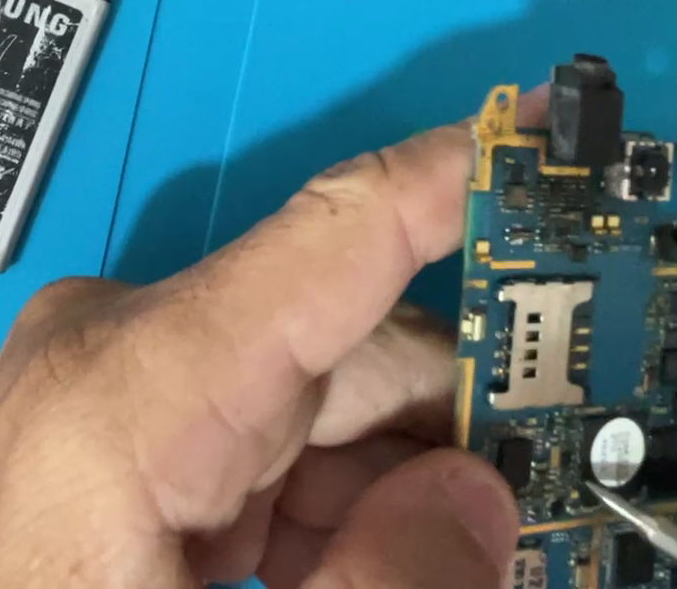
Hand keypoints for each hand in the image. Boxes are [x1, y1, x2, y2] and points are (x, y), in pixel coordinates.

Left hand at [0, 109, 548, 588]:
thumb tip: (475, 496)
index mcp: (131, 386)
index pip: (330, 234)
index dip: (450, 175)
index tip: (547, 131)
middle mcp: (122, 346)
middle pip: (346, 339)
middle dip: (457, 411)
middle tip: (559, 484)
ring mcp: (118, 378)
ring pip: (316, 392)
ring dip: (394, 474)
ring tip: (447, 556)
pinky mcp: (119, 418)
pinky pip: (265, 433)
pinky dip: (331, 495)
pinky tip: (355, 564)